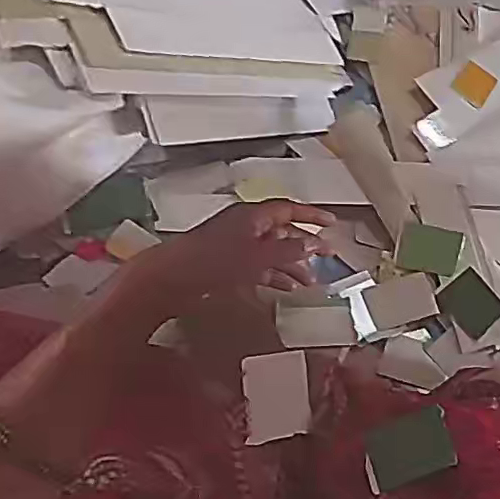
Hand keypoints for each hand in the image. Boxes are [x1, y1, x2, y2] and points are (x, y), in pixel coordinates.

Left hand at [89, 199, 335, 338]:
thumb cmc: (211, 263)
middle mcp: (244, 227)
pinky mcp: (227, 264)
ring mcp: (235, 245)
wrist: (167, 280)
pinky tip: (286, 288)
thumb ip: (289, 250)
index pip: (289, 209)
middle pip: (283, 231)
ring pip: (273, 251)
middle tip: (326, 255)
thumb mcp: (257, 257)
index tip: (332, 222)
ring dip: (293, 265)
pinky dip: (276, 275)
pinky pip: (260, 266)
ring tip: (309, 282)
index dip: (312, 214)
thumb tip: (315, 243)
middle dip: (306, 244)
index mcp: (251, 217)